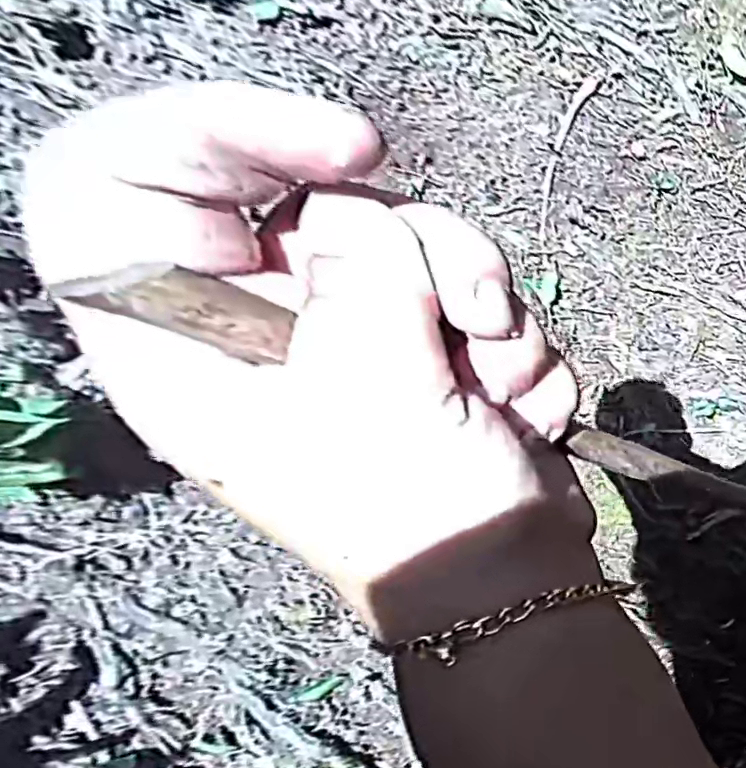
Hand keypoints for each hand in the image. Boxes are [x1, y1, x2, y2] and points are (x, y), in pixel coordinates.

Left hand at [22, 82, 595, 639]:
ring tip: (506, 394)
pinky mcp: (456, 359)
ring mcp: (380, 338)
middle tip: (478, 320)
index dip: (231, 131)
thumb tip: (372, 218)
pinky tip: (524, 416)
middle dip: (435, 256)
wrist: (512, 577)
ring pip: (440, 258)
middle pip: (340, 210)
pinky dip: (525, 361)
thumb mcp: (373, 397)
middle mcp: (282, 322)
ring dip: (497, 323)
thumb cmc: (416, 511)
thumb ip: (360, 284)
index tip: (354, 146)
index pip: (141, 175)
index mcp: (194, 332)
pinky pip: (497, 314)